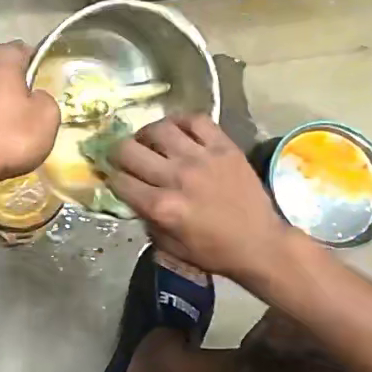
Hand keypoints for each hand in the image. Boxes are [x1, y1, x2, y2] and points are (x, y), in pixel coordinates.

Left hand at [0, 42, 59, 188]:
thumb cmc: (9, 136)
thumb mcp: (47, 116)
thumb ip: (48, 99)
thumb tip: (36, 97)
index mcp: (2, 61)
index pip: (24, 48)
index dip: (40, 61)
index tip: (50, 80)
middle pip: (6, 69)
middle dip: (22, 83)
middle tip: (39, 104)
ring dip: (6, 103)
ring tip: (22, 125)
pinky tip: (2, 138)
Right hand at [107, 115, 293, 282]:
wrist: (259, 243)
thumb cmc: (214, 251)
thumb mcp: (170, 246)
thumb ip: (147, 219)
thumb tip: (133, 195)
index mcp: (162, 207)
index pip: (120, 181)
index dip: (111, 178)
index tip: (115, 177)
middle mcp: (177, 177)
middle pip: (130, 150)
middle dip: (119, 154)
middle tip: (125, 157)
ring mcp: (201, 158)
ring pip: (159, 128)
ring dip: (147, 134)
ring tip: (150, 141)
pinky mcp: (224, 146)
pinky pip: (195, 120)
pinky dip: (180, 121)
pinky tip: (177, 130)